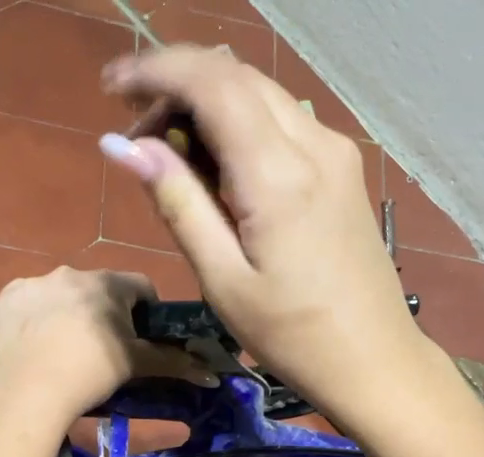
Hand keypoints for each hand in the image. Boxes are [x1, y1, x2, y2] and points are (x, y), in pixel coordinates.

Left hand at [0, 267, 210, 423]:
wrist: (30, 395)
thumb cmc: (91, 376)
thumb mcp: (135, 366)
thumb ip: (173, 362)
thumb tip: (212, 373)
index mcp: (109, 283)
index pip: (141, 288)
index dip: (145, 313)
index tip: (138, 340)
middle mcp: (72, 272)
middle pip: (99, 289)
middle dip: (104, 313)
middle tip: (100, 351)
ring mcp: (36, 281)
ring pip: (63, 294)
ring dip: (69, 313)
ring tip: (65, 351)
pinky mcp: (8, 296)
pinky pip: (30, 301)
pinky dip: (36, 317)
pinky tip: (36, 344)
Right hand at [99, 47, 423, 413]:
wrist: (373, 358)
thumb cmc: (291, 335)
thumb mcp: (223, 279)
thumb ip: (178, 203)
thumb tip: (124, 146)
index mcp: (278, 175)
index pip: (211, 83)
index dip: (155, 71)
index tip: (110, 85)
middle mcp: (313, 143)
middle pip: (235, 77)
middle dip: (175, 85)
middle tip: (132, 128)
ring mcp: (334, 150)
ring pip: (260, 93)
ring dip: (206, 101)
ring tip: (164, 147)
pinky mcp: (341, 167)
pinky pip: (281, 120)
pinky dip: (237, 122)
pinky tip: (213, 162)